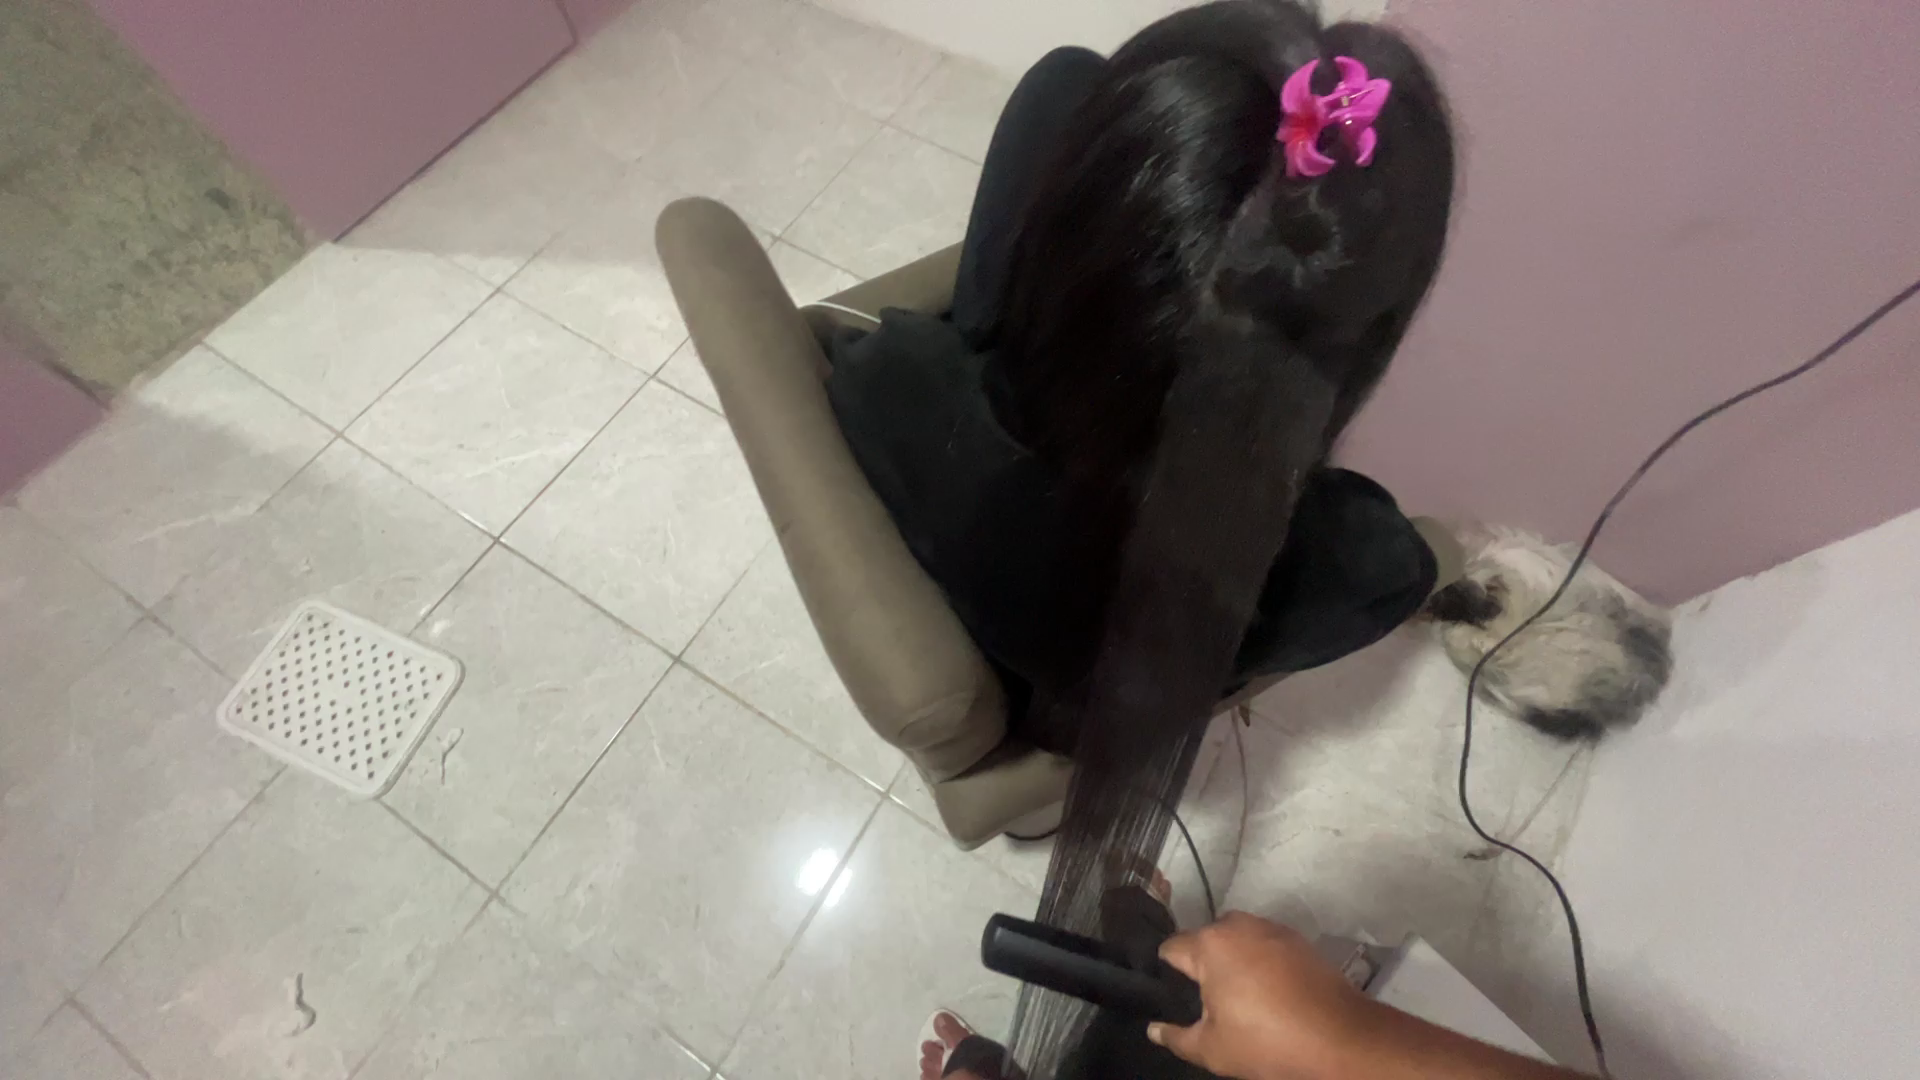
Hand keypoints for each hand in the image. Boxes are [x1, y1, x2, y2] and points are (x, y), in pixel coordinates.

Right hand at [1147, 912, 1377, 1079]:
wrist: (1345, 1042)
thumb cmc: (1271, 1043)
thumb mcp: (1216, 1051)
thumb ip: (1178, 1038)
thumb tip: (1153, 1030)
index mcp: (1208, 945)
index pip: (1171, 949)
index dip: (1167, 973)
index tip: (1175, 998)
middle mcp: (1234, 924)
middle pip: (1204, 943)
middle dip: (1204, 969)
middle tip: (1214, 1006)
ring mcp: (1267, 927)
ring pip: (1236, 942)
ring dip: (1234, 963)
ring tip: (1247, 1002)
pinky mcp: (1295, 938)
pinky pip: (1264, 946)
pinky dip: (1262, 964)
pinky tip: (1275, 995)